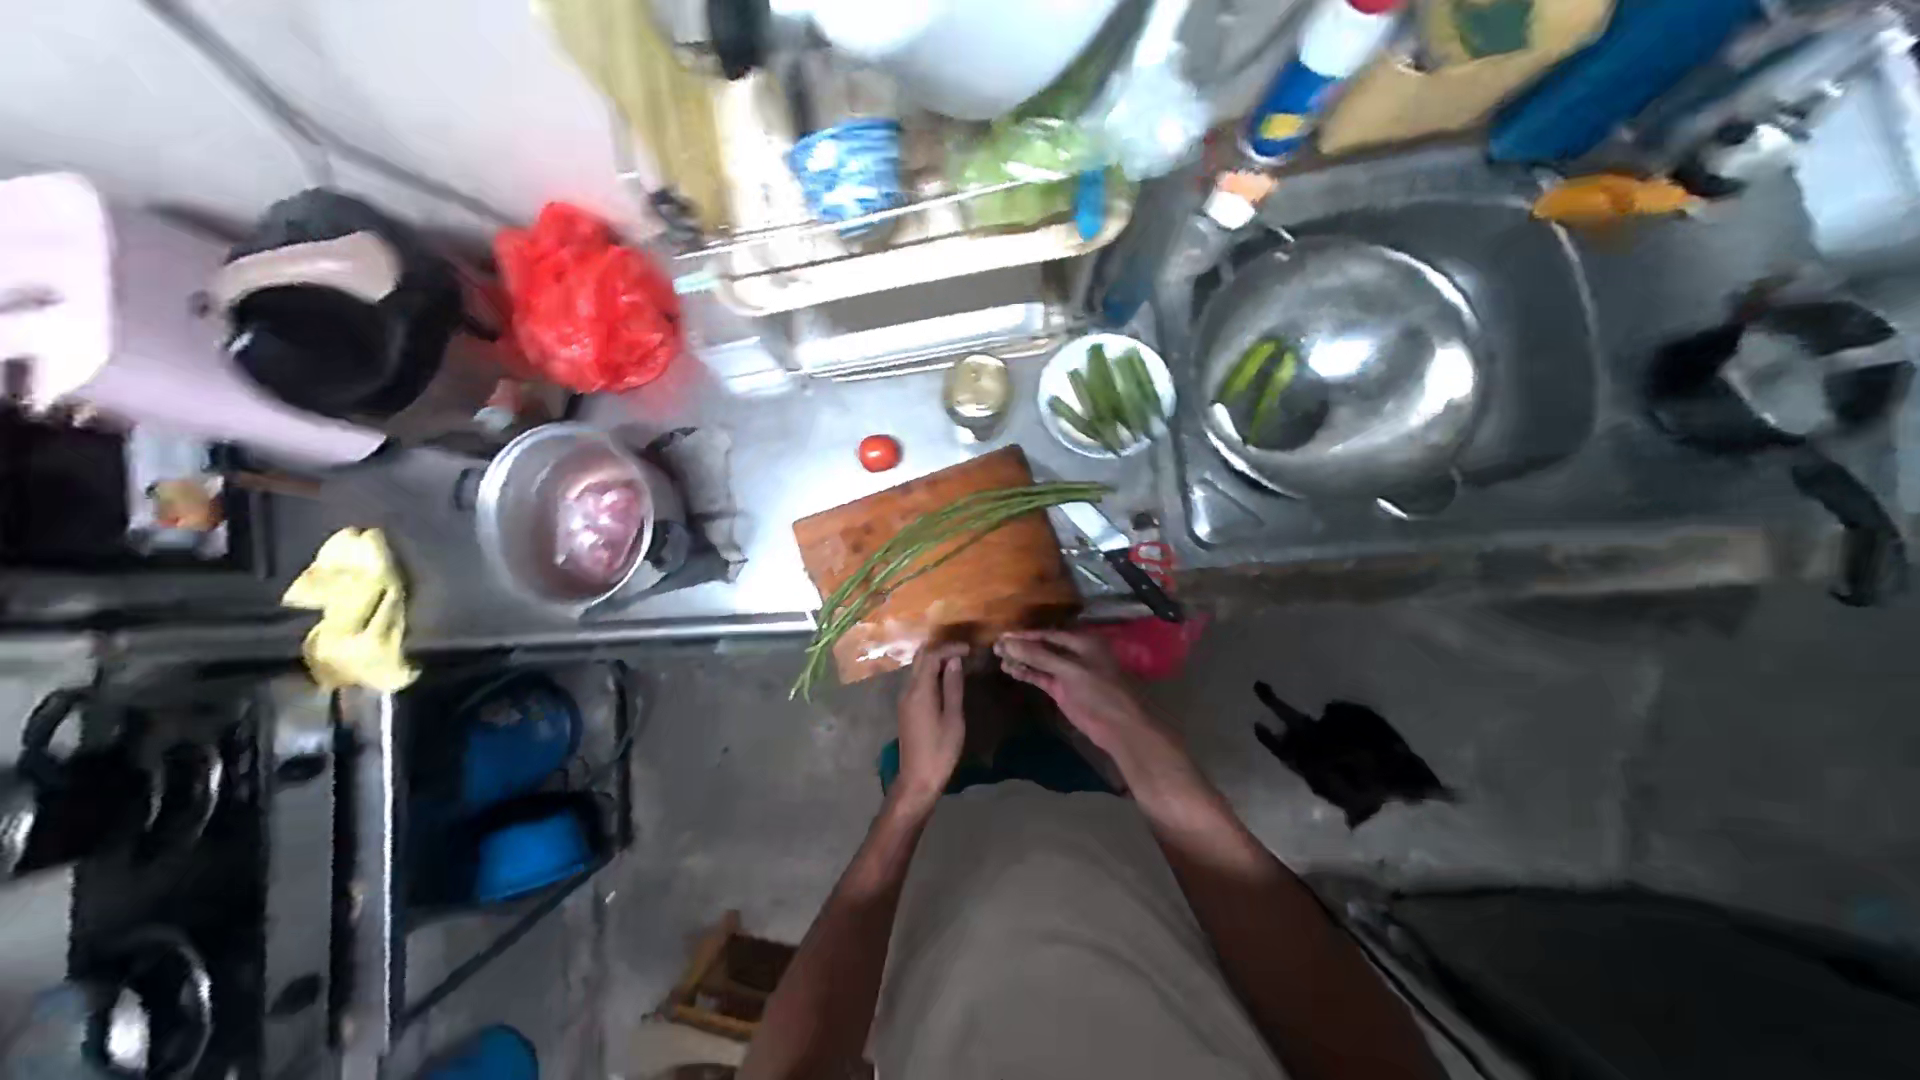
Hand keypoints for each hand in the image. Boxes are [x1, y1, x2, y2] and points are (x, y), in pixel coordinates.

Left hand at [894, 642, 967, 809]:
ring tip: (959, 663)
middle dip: (941, 650)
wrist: (917, 778)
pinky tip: (946, 679)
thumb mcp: (953, 718)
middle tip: (964, 653)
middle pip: (920, 658)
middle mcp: (907, 690)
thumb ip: (953, 687)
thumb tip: (954, 661)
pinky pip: (917, 680)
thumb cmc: (940, 750)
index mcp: (919, 691)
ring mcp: (904, 699)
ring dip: (936, 661)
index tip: (969, 650)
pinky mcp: (906, 707)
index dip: (949, 648)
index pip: (931, 656)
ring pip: (918, 668)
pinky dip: (931, 673)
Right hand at [994, 630, 1193, 792]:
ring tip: (997, 657)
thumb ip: (1040, 657)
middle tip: (995, 646)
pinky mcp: (1062, 689)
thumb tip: (1009, 643)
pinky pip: (1041, 677)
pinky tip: (1010, 670)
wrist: (1119, 727)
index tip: (1003, 635)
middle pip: (1042, 646)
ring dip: (1021, 659)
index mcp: (1083, 641)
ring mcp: (1068, 672)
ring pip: (1040, 662)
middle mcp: (1074, 653)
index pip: (1048, 633)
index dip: (1025, 635)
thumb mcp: (1070, 671)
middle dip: (1020, 646)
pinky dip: (1027, 673)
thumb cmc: (1101, 692)